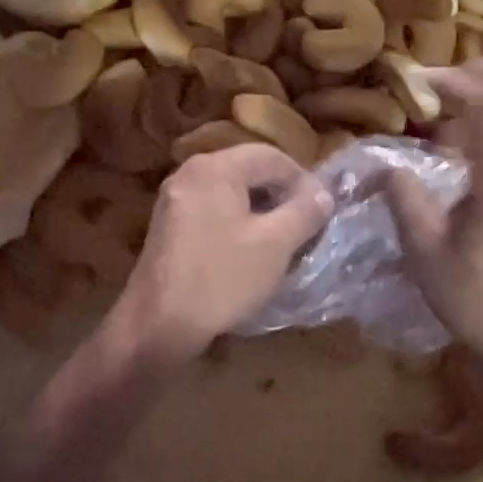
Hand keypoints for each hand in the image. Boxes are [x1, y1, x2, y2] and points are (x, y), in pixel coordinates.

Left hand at [114, 143, 332, 366]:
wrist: (159, 324)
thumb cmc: (222, 278)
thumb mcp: (275, 245)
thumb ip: (304, 212)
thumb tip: (323, 195)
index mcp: (215, 168)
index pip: (271, 157)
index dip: (303, 180)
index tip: (323, 210)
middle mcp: (189, 173)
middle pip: (248, 171)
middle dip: (281, 195)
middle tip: (307, 224)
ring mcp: (174, 200)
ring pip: (229, 194)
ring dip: (260, 211)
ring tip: (284, 240)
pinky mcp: (168, 227)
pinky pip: (212, 212)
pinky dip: (236, 223)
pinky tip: (250, 251)